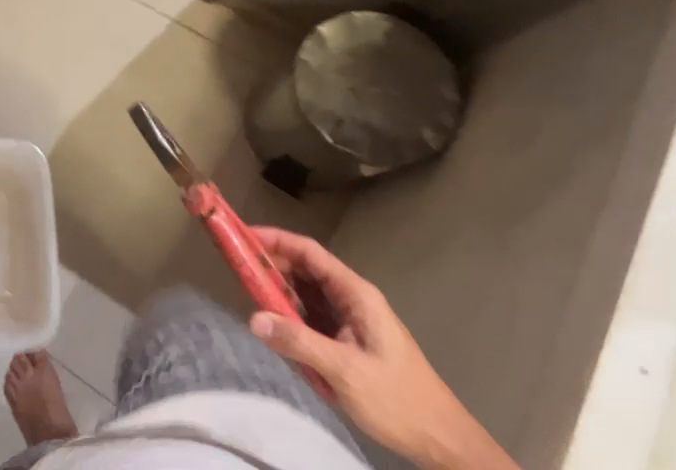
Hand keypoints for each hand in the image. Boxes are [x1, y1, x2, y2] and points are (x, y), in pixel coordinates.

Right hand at [247, 228, 517, 469]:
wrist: (439, 438)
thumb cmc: (396, 398)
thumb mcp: (345, 370)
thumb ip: (299, 341)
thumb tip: (254, 318)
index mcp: (356, 294)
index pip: (311, 253)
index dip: (277, 240)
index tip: (243, 236)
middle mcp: (352, 300)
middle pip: (306, 270)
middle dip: (272, 265)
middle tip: (236, 266)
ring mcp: (350, 321)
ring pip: (307, 295)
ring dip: (279, 293)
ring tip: (247, 292)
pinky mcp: (348, 342)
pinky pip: (312, 319)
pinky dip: (290, 318)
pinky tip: (273, 326)